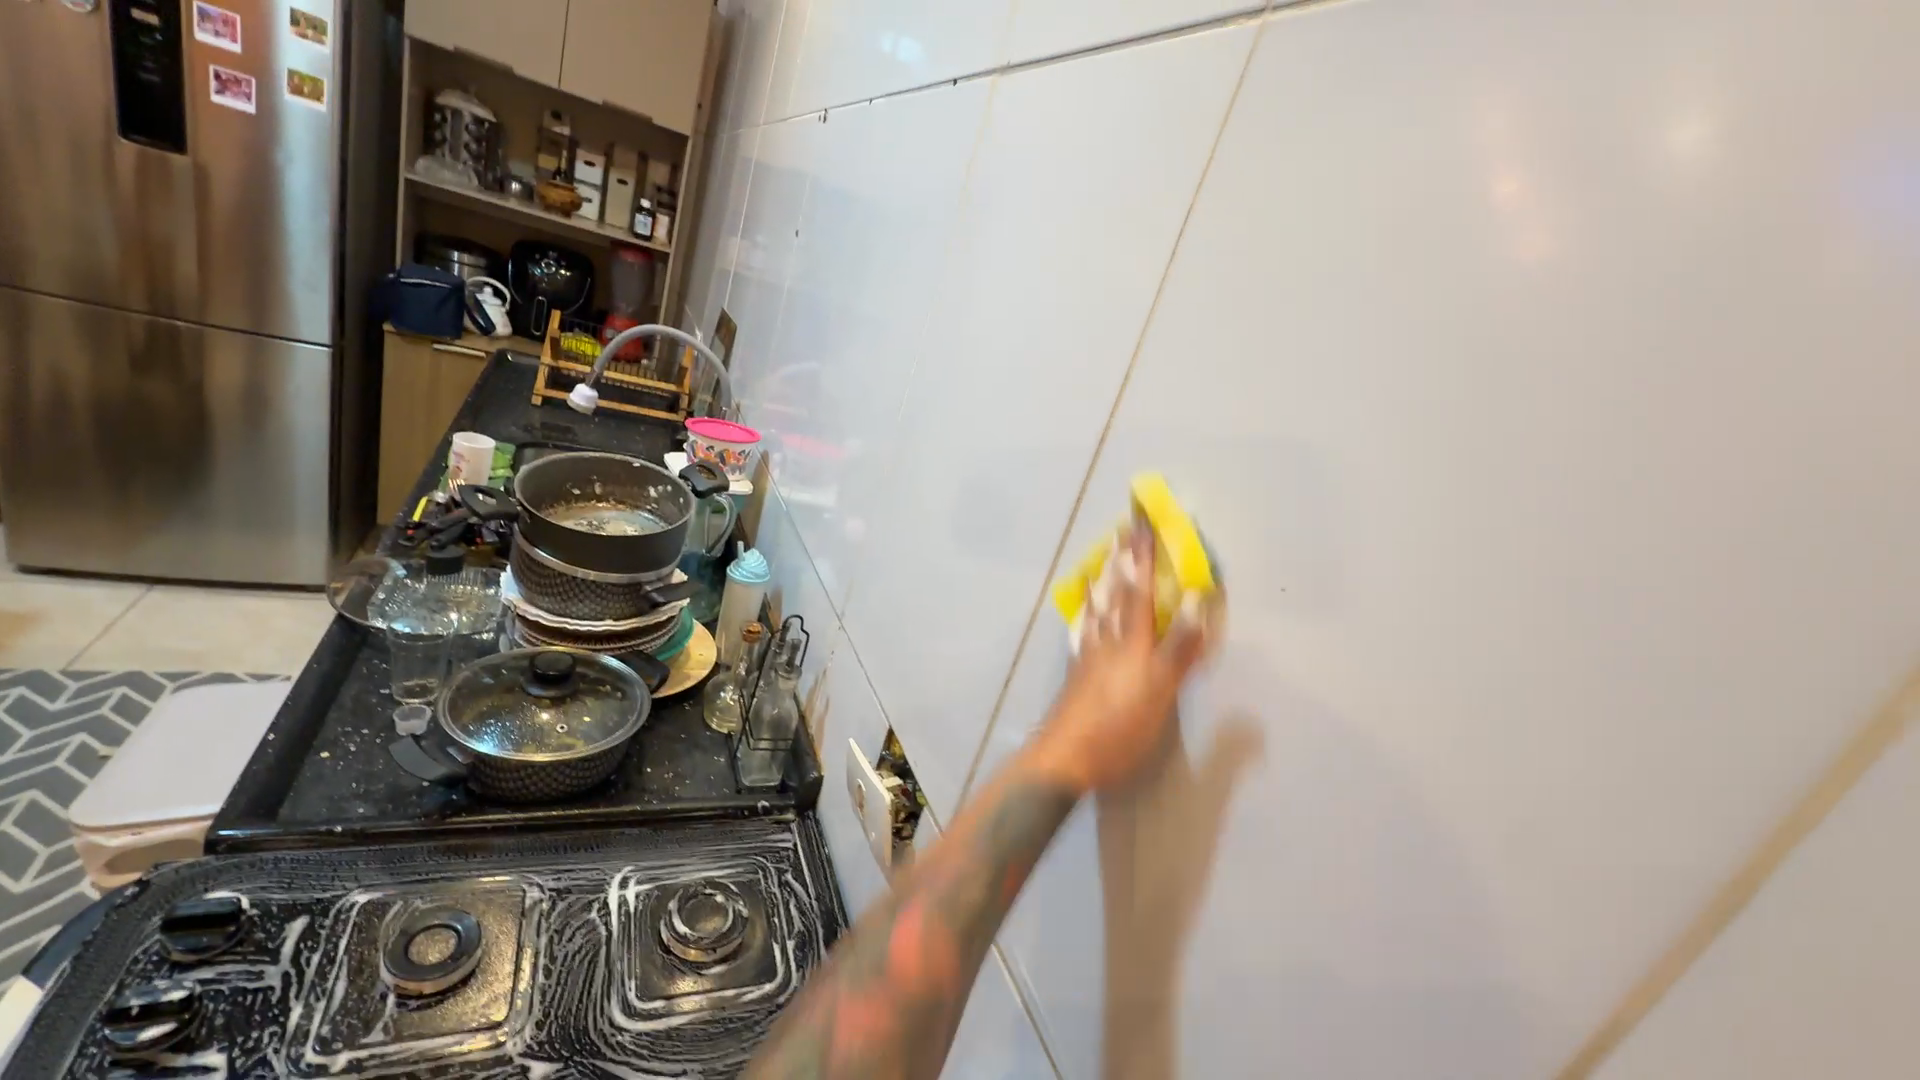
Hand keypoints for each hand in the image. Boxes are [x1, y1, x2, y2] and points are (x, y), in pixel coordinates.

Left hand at [1031, 527, 1215, 793]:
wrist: (1066, 756)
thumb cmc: (1119, 728)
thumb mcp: (1159, 691)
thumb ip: (1179, 648)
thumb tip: (1195, 600)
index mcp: (1133, 643)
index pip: (1142, 590)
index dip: (1146, 557)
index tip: (1146, 522)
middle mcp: (1109, 640)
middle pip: (1118, 592)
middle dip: (1124, 559)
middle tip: (1124, 527)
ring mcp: (1090, 655)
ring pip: (1098, 607)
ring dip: (1105, 578)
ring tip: (1104, 555)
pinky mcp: (1078, 672)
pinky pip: (1083, 630)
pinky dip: (1085, 612)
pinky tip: (1083, 608)